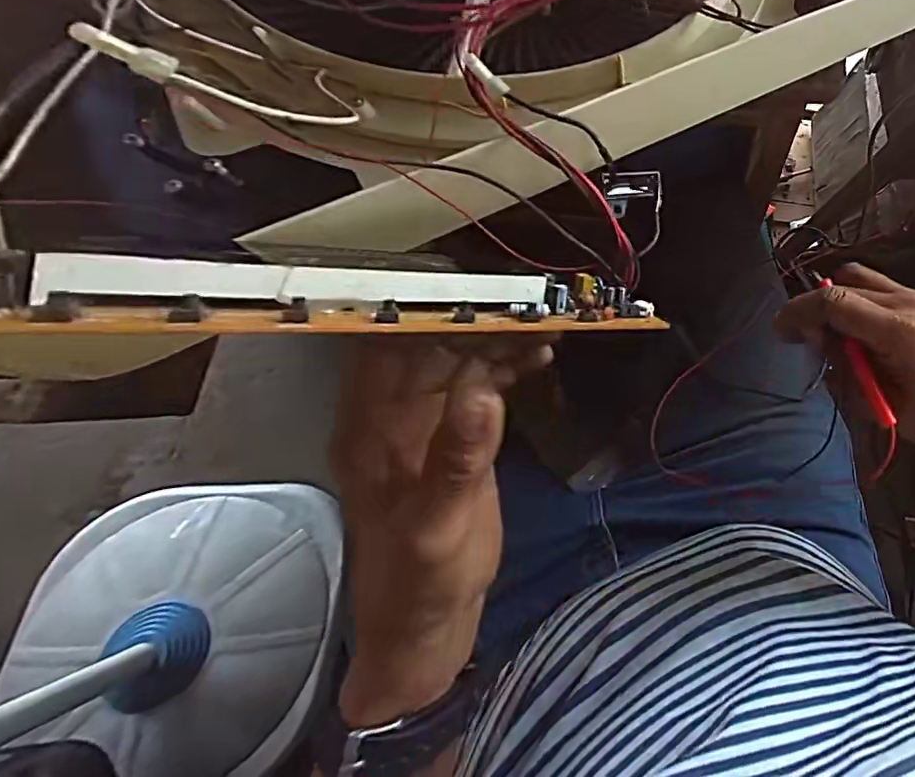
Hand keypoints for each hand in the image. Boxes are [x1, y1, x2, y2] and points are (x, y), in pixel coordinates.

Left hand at [329, 336, 553, 725]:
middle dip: (478, 322)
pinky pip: (480, 382)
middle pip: (429, 346)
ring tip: (544, 329)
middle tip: (529, 308)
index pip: (386, 351)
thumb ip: (458, 458)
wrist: (429, 619)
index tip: (479, 295)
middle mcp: (391, 417)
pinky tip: (539, 358)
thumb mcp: (438, 526)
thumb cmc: (421, 580)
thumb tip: (484, 391)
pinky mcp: (454, 432)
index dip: (427, 316)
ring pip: (460, 359)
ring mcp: (424, 423)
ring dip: (499, 341)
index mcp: (370, 432)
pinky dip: (508, 366)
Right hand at [775, 263, 914, 481]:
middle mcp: (910, 303)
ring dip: (838, 300)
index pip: (835, 300)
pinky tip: (859, 336)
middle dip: (817, 304)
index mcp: (899, 329)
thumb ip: (844, 366)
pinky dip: (858, 303)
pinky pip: (879, 290)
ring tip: (836, 340)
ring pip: (862, 279)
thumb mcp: (879, 401)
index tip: (779, 329)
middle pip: (846, 280)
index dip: (799, 311)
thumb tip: (817, 339)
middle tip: (808, 338)